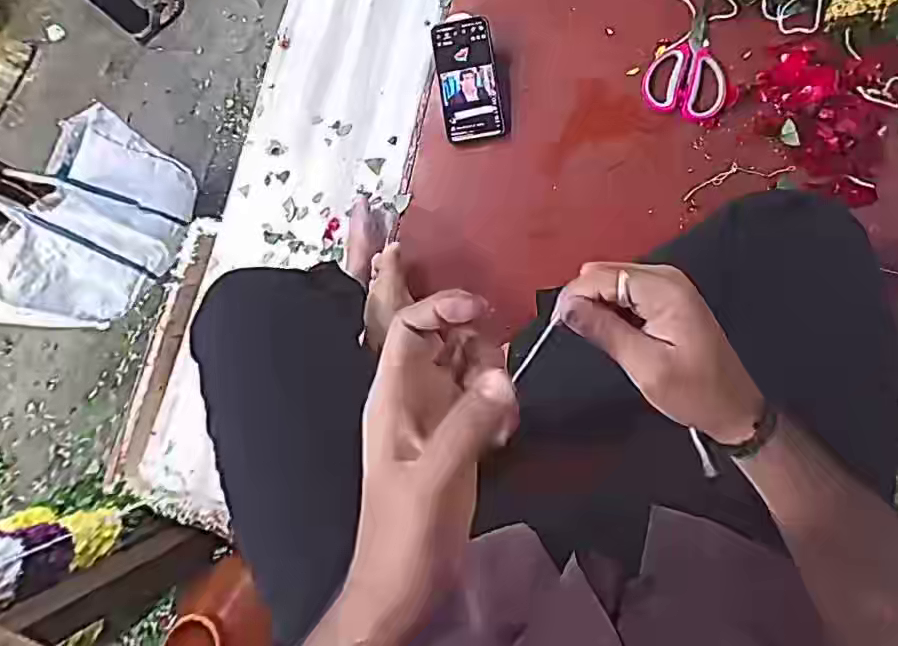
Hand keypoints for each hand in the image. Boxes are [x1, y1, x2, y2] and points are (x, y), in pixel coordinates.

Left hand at [331, 292, 518, 642]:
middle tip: (497, 379)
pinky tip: (503, 434)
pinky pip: (485, 395)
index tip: (481, 308)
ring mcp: (439, 413)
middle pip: (448, 338)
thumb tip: (503, 376)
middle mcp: (416, 394)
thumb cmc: (403, 535)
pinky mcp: (460, 432)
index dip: (441, 306)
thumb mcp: (433, 477)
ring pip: (471, 364)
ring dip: (494, 378)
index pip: (410, 326)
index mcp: (394, 394)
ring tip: (502, 417)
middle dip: (479, 347)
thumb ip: (468, 424)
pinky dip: (500, 403)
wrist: (402, 592)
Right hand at [558, 262, 763, 443]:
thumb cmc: (695, 392)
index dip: (576, 295)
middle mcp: (666, 276)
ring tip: (596, 336)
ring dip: (598, 303)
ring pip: (614, 280)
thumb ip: (604, 330)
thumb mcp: (645, 366)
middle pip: (608, 273)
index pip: (603, 275)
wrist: (734, 406)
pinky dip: (614, 307)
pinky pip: (627, 290)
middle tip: (577, 334)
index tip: (560, 323)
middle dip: (585, 298)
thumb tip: (567, 306)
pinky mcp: (667, 295)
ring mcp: (668, 283)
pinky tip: (614, 331)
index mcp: (664, 288)